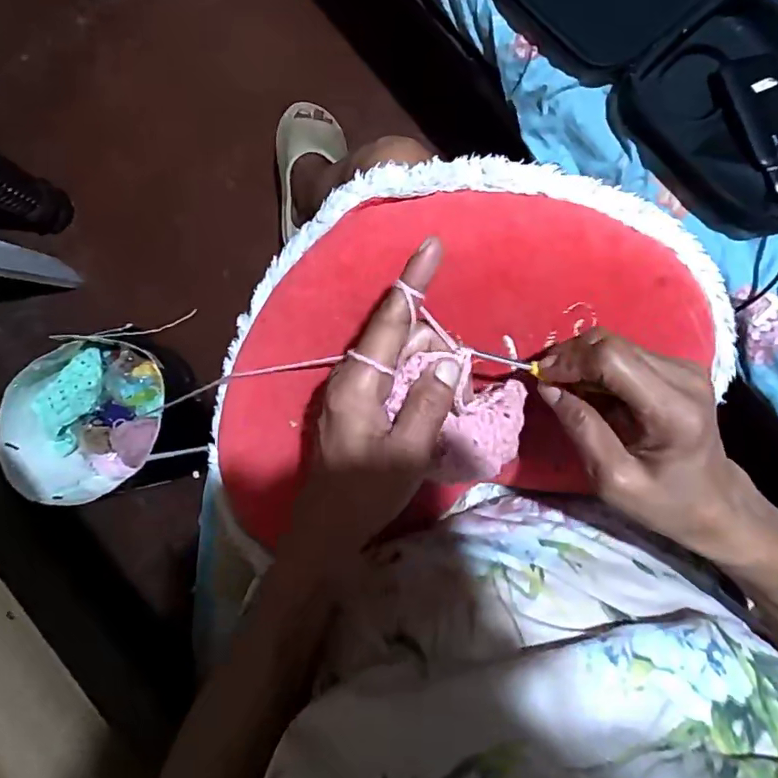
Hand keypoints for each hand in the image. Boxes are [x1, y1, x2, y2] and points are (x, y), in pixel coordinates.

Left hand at [277, 238, 458, 575]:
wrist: (323, 532)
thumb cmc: (363, 494)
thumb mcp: (407, 452)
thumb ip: (430, 401)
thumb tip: (449, 361)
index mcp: (359, 381)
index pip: (391, 318)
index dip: (413, 280)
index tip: (431, 245)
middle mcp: (351, 375)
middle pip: (401, 336)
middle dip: (435, 348)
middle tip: (454, 393)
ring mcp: (351, 389)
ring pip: (399, 358)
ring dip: (428, 371)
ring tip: (444, 409)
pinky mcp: (355, 404)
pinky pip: (392, 378)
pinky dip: (416, 384)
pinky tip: (429, 409)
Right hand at [535, 329, 777, 579]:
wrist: (715, 502)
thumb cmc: (665, 502)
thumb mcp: (614, 481)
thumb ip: (582, 431)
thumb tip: (548, 389)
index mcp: (672, 409)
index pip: (612, 358)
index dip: (570, 361)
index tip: (539, 378)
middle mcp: (683, 377)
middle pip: (611, 343)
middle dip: (570, 357)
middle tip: (544, 380)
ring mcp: (684, 367)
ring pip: (615, 343)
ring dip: (581, 360)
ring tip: (561, 386)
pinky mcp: (679, 367)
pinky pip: (626, 353)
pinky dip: (597, 366)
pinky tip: (588, 389)